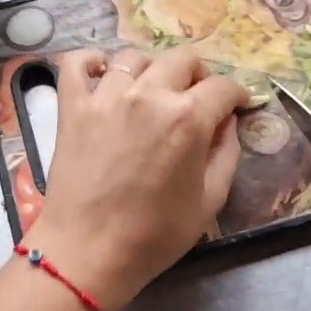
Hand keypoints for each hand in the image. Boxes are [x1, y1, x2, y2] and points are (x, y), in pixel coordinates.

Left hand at [28, 48, 248, 308]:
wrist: (88, 252)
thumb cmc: (154, 235)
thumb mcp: (210, 200)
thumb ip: (226, 153)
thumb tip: (227, 122)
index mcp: (187, 118)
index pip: (222, 86)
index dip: (236, 93)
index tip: (237, 103)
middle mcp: (148, 94)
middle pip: (182, 59)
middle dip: (199, 74)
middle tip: (198, 96)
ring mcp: (106, 96)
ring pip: (134, 57)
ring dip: (151, 69)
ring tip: (152, 91)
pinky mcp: (72, 106)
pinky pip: (77, 63)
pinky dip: (90, 62)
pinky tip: (101, 74)